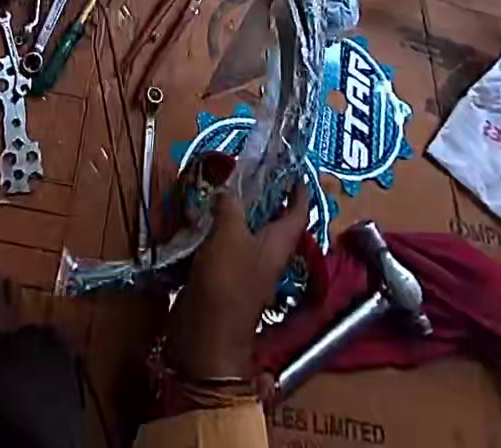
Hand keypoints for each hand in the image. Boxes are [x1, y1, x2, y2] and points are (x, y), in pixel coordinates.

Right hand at [165, 183, 311, 383]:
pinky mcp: (226, 275)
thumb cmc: (227, 279)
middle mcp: (268, 255)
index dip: (299, 192)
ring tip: (221, 187)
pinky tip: (201, 217)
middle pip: (274, 222)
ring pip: (248, 231)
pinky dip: (218, 227)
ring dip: (238, 211)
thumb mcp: (229, 233)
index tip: (296, 172)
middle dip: (266, 197)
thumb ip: (229, 206)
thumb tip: (226, 190)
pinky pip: (227, 243)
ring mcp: (247, 267)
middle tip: (249, 171)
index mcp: (279, 244)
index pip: (298, 213)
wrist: (207, 330)